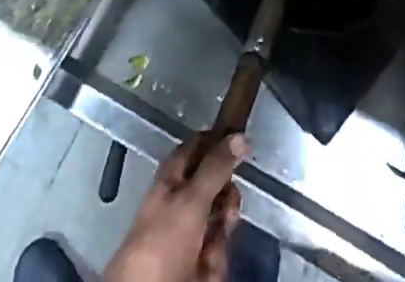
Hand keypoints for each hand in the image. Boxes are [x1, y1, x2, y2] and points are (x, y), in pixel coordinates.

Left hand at [104, 133, 248, 281]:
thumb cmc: (164, 238)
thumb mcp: (191, 199)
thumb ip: (216, 168)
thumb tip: (240, 136)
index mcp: (172, 177)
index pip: (197, 147)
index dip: (217, 143)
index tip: (241, 144)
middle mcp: (183, 200)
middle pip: (217, 186)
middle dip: (227, 198)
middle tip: (226, 208)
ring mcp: (192, 232)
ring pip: (222, 219)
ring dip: (221, 233)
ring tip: (208, 250)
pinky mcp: (200, 261)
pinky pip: (219, 251)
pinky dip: (216, 259)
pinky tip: (205, 269)